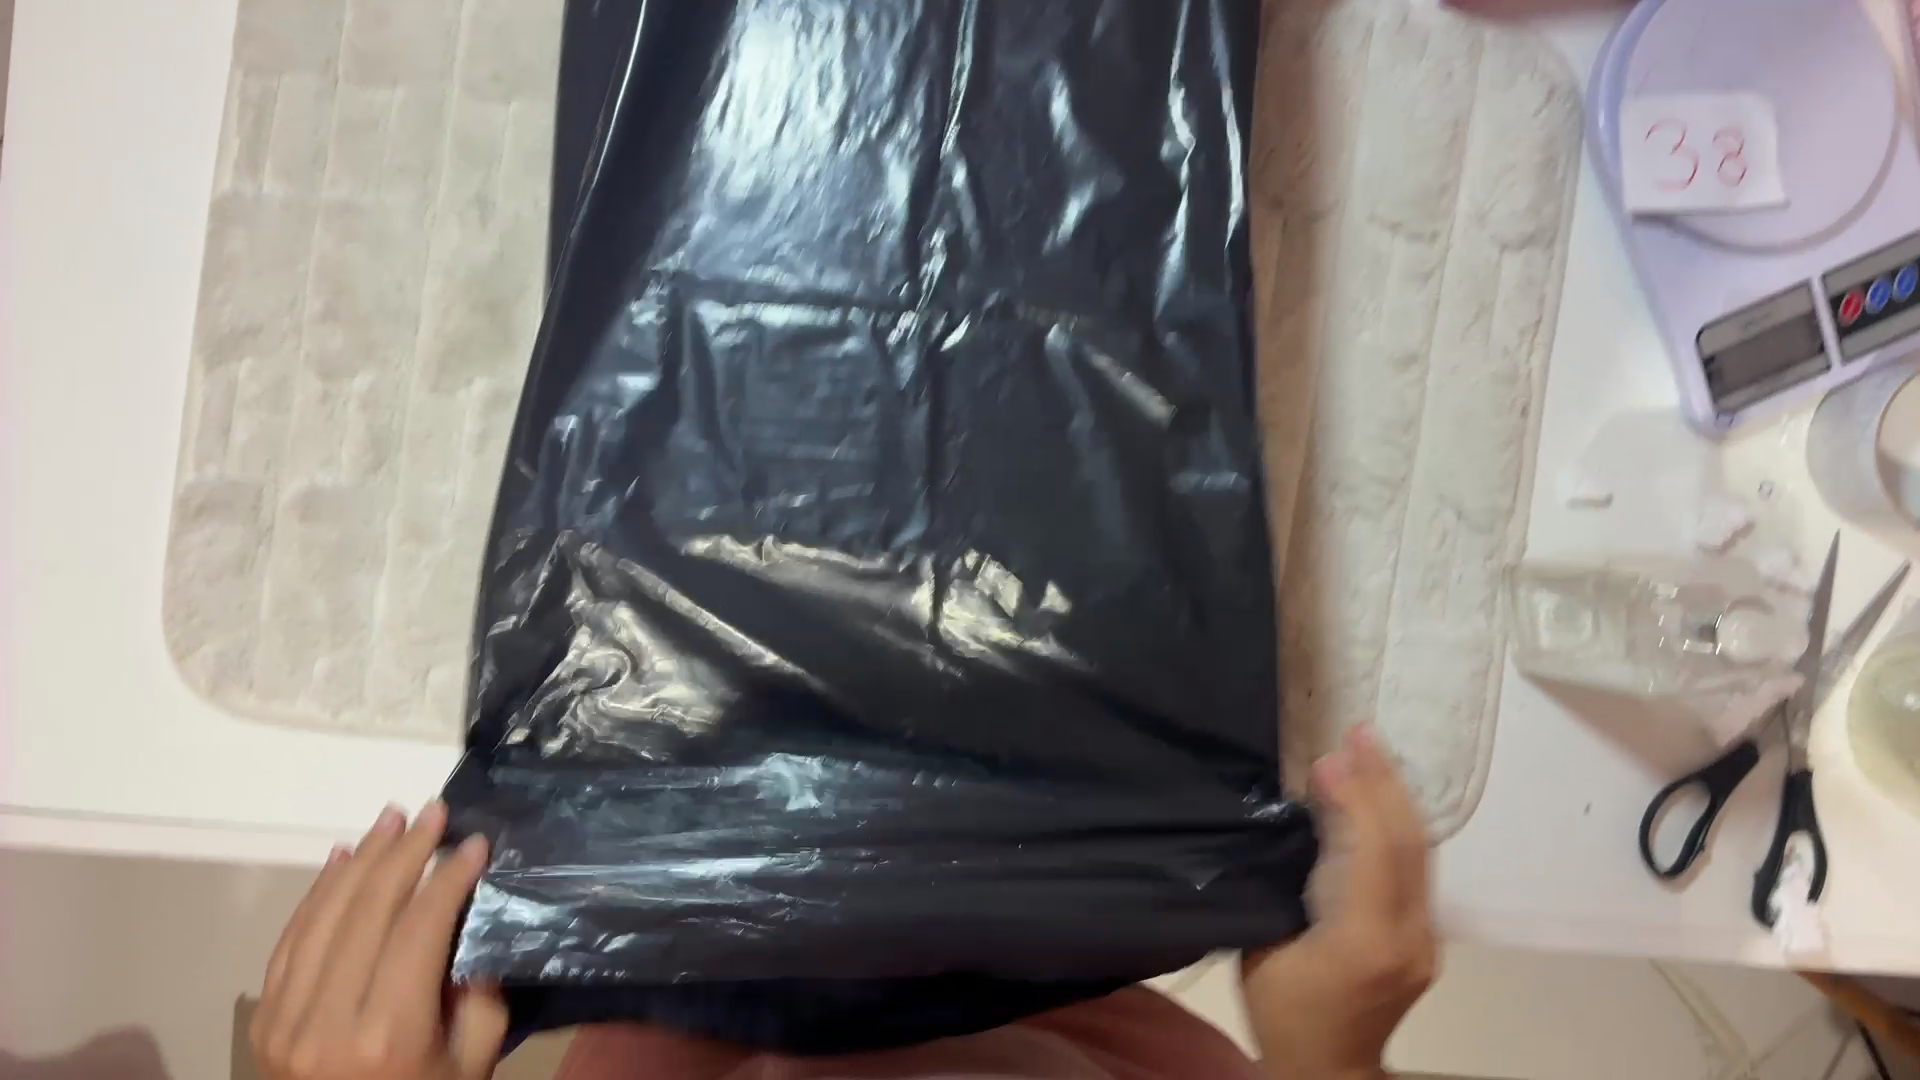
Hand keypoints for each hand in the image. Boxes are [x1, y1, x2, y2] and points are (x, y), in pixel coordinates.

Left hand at [251, 802, 504, 1079]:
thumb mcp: (474, 1056)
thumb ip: (479, 989)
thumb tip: (472, 922)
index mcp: (387, 1033)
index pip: (419, 927)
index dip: (449, 876)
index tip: (476, 842)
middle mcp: (326, 1022)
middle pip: (367, 911)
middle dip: (405, 851)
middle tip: (435, 810)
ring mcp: (284, 1022)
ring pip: (323, 916)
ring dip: (361, 859)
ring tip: (393, 818)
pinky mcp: (265, 1020)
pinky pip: (291, 940)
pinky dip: (318, 892)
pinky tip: (343, 857)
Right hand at [1240, 727, 1436, 1079]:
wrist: (1329, 1071)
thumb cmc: (1281, 1008)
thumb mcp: (1262, 942)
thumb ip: (1284, 882)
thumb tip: (1297, 818)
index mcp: (1362, 939)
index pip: (1370, 852)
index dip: (1354, 797)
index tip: (1329, 755)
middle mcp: (1409, 936)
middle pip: (1406, 844)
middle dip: (1384, 781)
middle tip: (1361, 731)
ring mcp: (1425, 939)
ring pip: (1419, 852)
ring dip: (1395, 796)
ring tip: (1372, 749)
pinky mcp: (1424, 938)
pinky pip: (1415, 868)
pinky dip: (1397, 823)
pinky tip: (1380, 796)